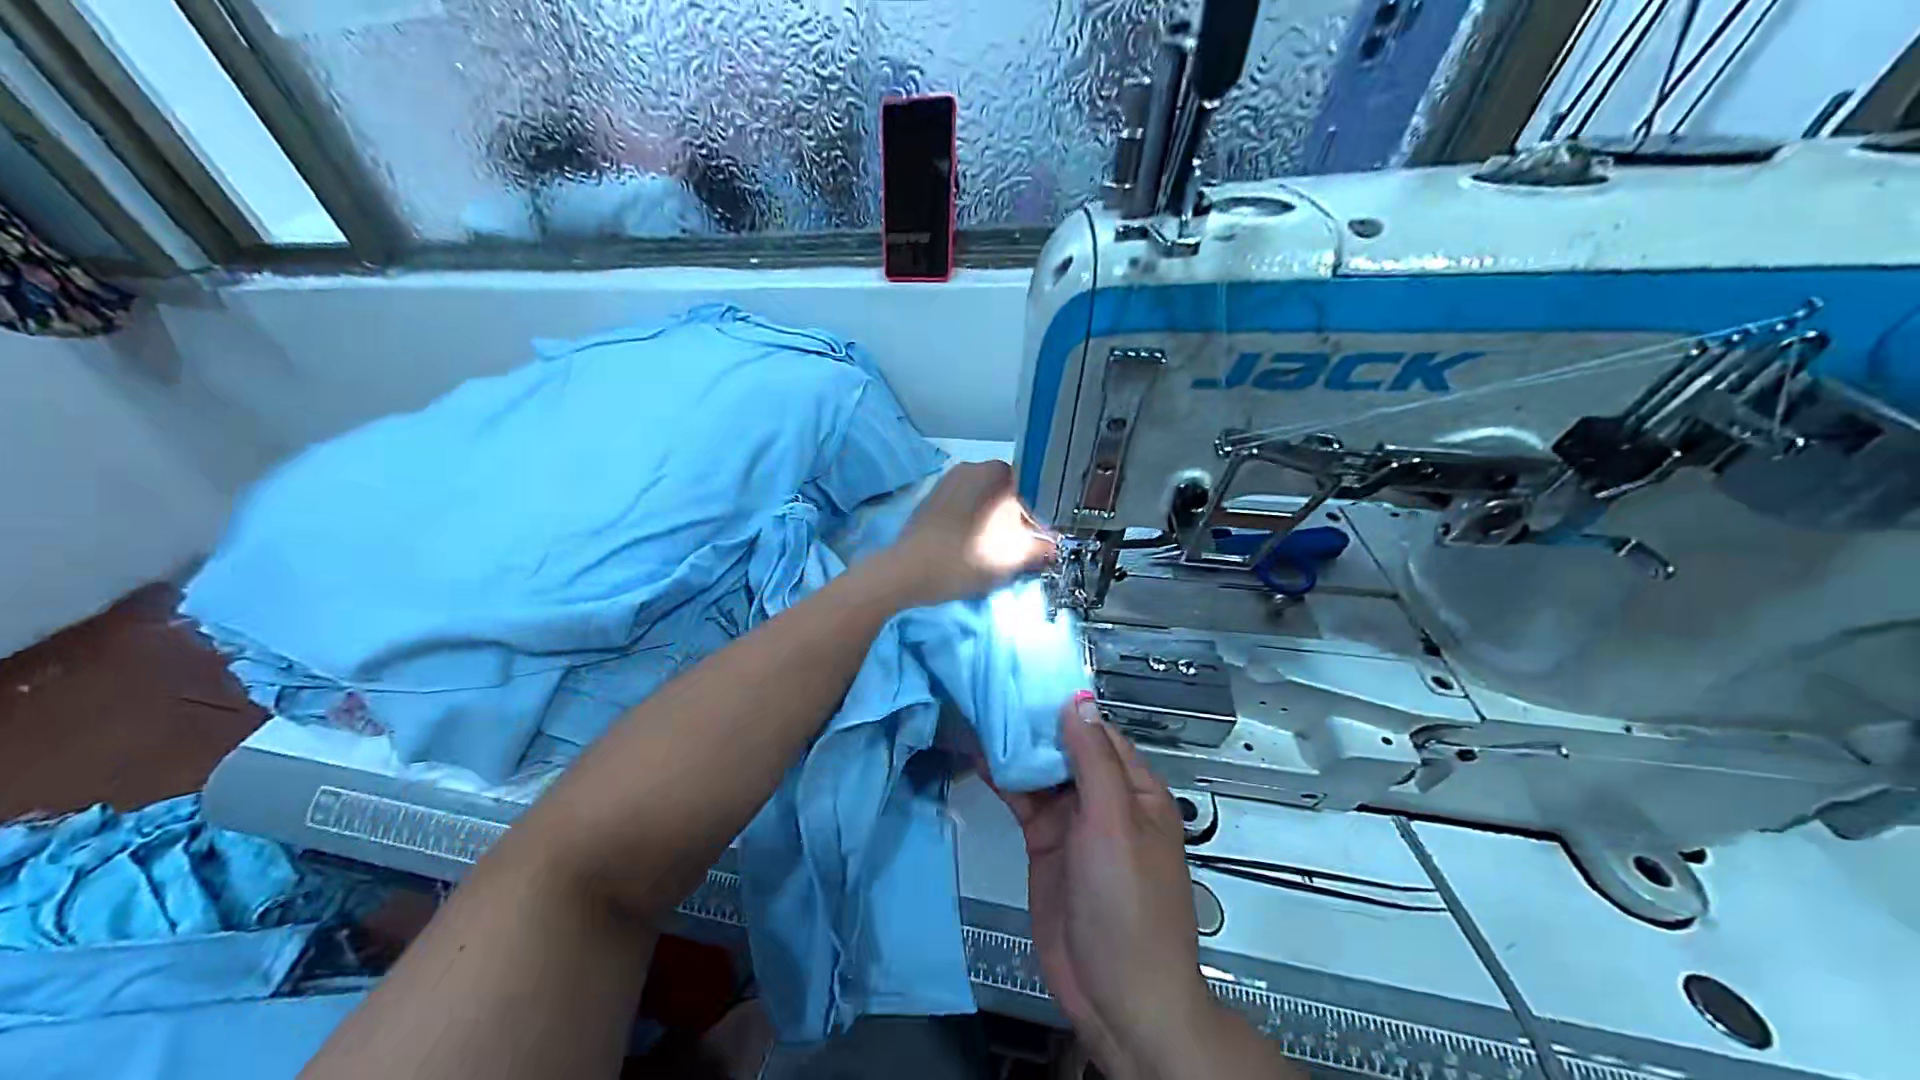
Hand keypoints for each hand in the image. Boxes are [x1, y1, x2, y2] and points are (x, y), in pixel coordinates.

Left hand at [881, 461, 1054, 607]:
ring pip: (984, 503)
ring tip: (996, 554)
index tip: (1041, 537)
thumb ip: (1041, 547)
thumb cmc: (965, 557)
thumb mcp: (1014, 556)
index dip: (1041, 513)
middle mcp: (968, 468)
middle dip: (1017, 519)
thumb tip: (1053, 545)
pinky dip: (972, 527)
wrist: (906, 573)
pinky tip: (972, 551)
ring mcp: (945, 484)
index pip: (1032, 485)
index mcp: (992, 471)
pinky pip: (963, 511)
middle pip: (1006, 494)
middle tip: (1021, 549)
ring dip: (994, 524)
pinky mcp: (930, 504)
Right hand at [998, 695, 1298, 1079]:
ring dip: (1011, 748)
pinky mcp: (1044, 844)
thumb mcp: (1114, 822)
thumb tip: (1077, 699)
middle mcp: (1103, 798)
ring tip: (972, 711)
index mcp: (1134, 788)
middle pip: (1064, 748)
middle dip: (1029, 724)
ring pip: (1040, 772)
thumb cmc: (1126, 901)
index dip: (1060, 707)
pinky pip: (1023, 801)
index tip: (1021, 679)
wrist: (1116, 995)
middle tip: (984, 687)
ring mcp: (1072, 822)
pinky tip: (974, 756)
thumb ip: (1093, 760)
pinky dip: (1001, 780)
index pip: (1095, 732)